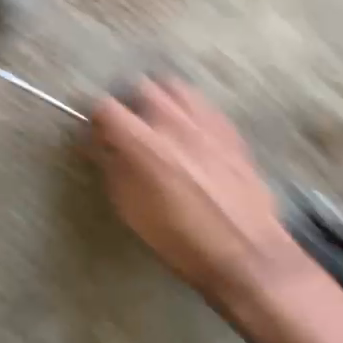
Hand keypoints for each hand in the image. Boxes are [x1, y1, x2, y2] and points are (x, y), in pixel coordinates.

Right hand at [89, 79, 313, 310]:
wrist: (245, 254)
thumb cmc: (179, 238)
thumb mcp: (130, 208)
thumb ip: (110, 168)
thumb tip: (97, 145)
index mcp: (142, 144)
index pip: (106, 108)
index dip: (97, 120)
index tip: (99, 134)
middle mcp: (172, 124)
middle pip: (142, 88)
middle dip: (130, 104)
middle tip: (129, 126)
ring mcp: (205, 124)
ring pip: (175, 88)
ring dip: (161, 99)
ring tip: (160, 121)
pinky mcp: (230, 131)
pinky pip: (203, 104)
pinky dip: (189, 110)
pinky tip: (189, 132)